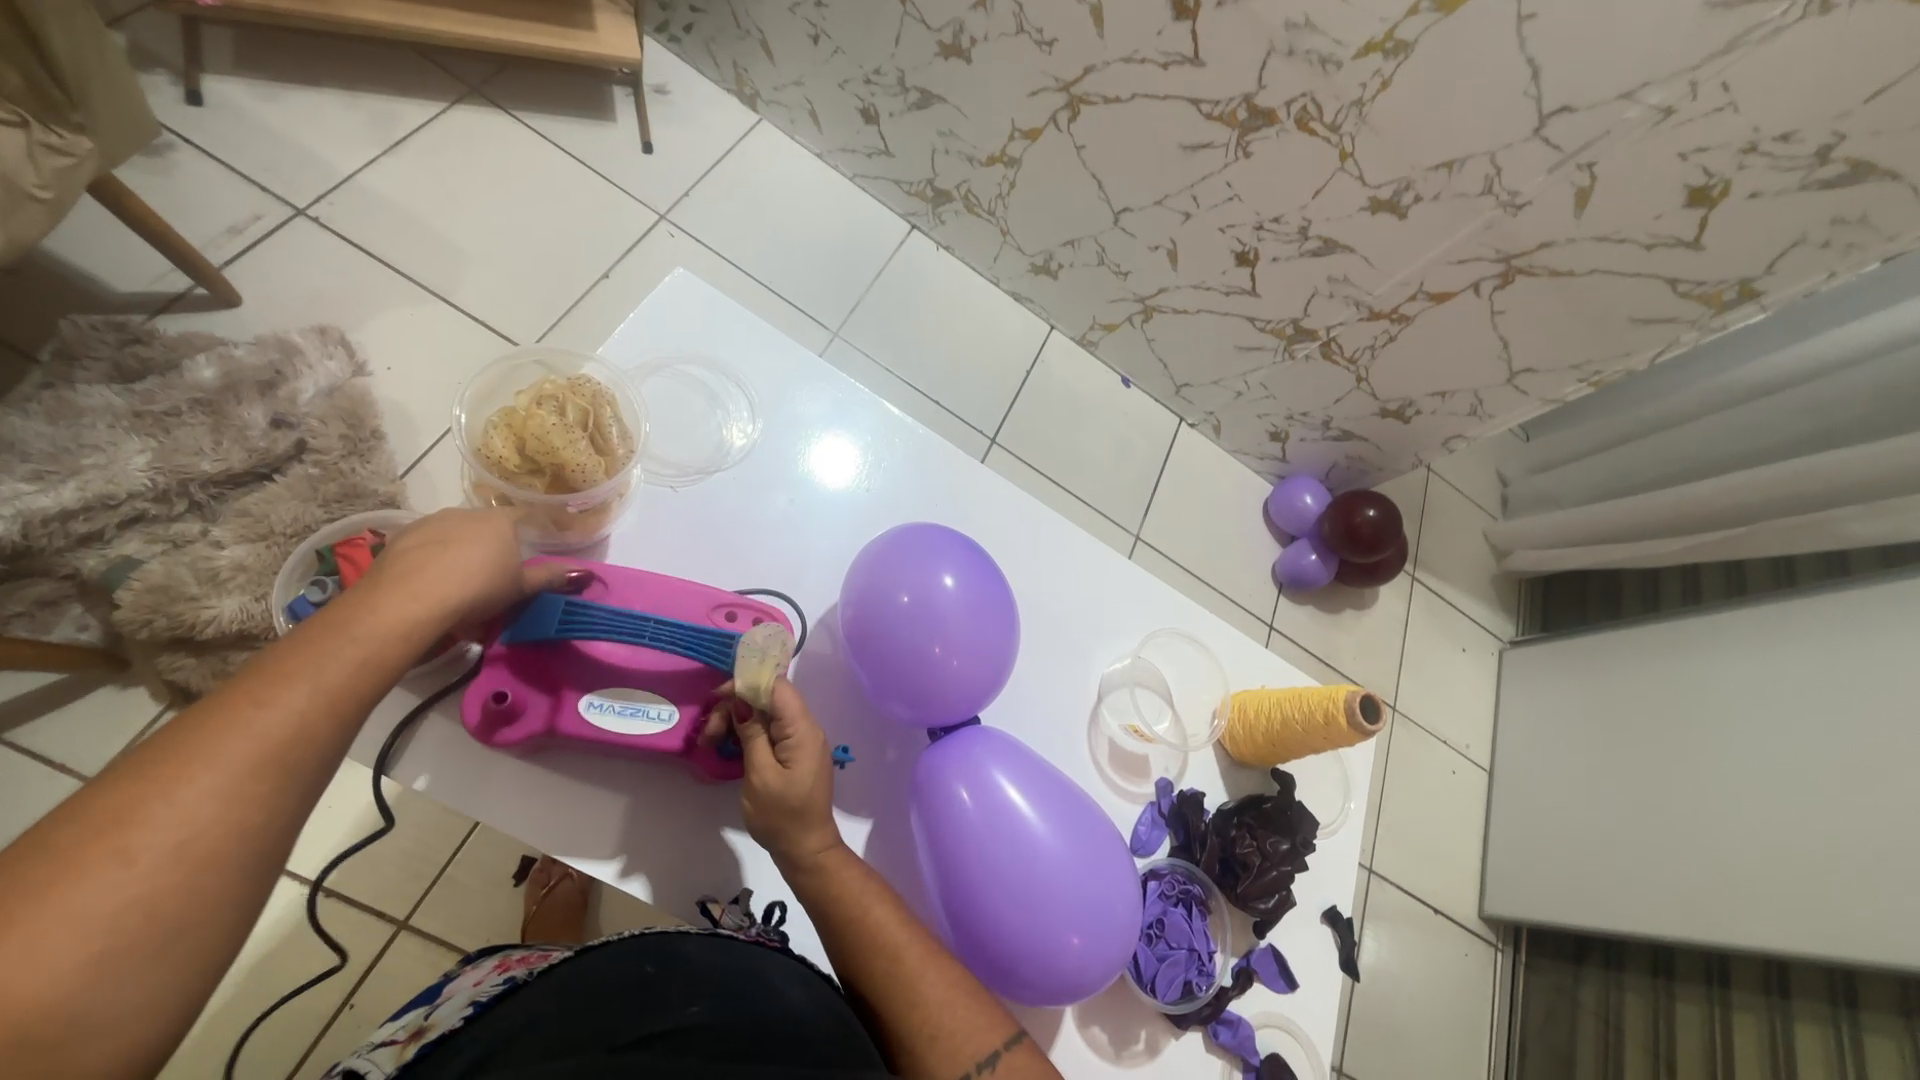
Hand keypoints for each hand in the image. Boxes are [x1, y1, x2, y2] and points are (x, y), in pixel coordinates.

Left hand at [357, 508, 588, 629]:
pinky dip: (435, 558)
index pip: (529, 515)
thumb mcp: (520, 588)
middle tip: (500, 569)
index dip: (545, 522)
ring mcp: (429, 523)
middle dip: (496, 543)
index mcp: (500, 521)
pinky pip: (427, 545)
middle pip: (488, 525)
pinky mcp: (400, 538)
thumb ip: (549, 577)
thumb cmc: (477, 589)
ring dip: (463, 550)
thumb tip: (583, 572)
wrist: (408, 599)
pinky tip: (433, 581)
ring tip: (464, 579)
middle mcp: (465, 513)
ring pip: (455, 533)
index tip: (557, 529)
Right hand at [699, 677, 843, 868]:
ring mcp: (802, 741)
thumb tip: (741, 700)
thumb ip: (752, 733)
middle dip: (736, 707)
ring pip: (767, 715)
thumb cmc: (781, 816)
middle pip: (769, 699)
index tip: (717, 698)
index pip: (778, 686)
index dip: (747, 683)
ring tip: (711, 742)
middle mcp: (806, 728)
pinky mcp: (794, 754)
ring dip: (739, 721)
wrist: (805, 849)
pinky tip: (728, 747)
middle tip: (709, 734)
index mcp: (803, 729)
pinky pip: (772, 732)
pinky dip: (749, 734)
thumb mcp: (759, 774)